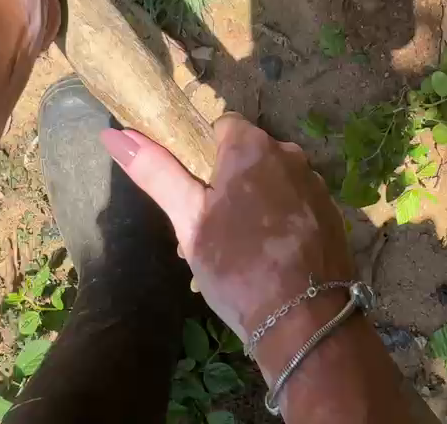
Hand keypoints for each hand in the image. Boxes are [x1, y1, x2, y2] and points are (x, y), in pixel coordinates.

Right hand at [102, 115, 356, 370]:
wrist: (304, 318)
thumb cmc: (237, 264)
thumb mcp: (188, 220)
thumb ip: (156, 172)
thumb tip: (115, 134)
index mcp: (252, 146)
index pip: (222, 127)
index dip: (203, 154)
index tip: (193, 191)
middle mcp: (289, 153)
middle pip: (248, 156)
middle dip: (227, 184)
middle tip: (208, 231)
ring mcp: (314, 182)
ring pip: (273, 181)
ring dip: (253, 202)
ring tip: (236, 251)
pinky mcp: (330, 210)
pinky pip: (296, 203)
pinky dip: (280, 219)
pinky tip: (268, 257)